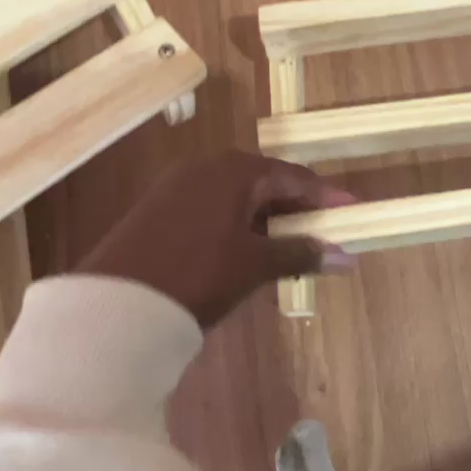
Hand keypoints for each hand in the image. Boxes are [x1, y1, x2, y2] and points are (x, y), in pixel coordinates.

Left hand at [77, 151, 355, 327]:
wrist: (117, 302)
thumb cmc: (197, 273)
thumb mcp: (255, 264)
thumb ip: (301, 253)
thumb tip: (345, 255)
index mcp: (235, 170)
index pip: (294, 177)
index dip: (326, 197)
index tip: (354, 213)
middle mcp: (206, 167)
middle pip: (265, 183)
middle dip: (297, 209)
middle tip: (325, 232)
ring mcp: (178, 187)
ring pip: (237, 198)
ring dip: (267, 220)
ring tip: (292, 247)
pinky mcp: (159, 210)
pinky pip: (213, 210)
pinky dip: (239, 227)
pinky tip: (247, 253)